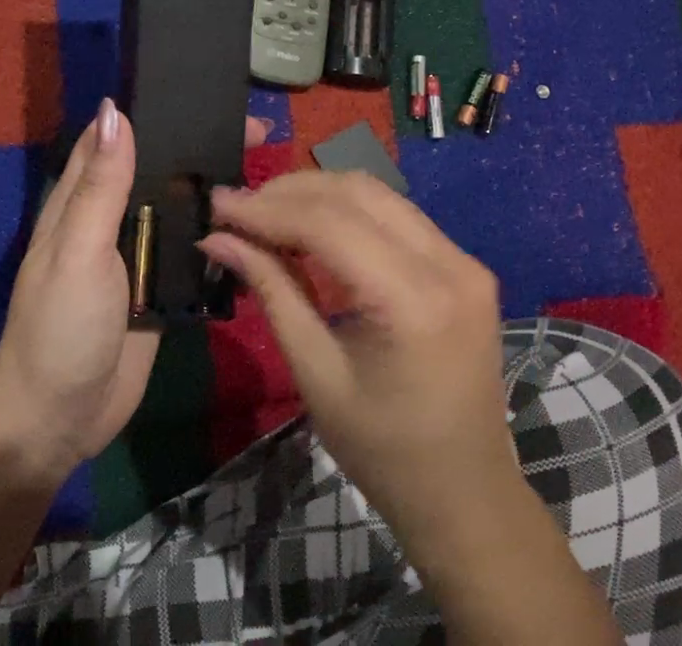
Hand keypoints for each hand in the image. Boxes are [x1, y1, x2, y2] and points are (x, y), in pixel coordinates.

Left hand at [0, 99, 271, 474]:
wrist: (60, 419)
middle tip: (263, 134)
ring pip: (180, 214)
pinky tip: (261, 228)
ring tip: (274, 173)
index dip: (157, 113)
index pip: (119, 140)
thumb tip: (115, 110)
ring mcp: (138, 260)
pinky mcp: (161, 294)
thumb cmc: (59, 328)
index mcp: (80, 203)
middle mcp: (111, 223)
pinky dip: (221, 240)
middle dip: (201, 151)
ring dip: (215, 194)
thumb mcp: (77, 252)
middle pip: (158, 174)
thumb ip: (100, 187)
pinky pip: (193, 257)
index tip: (210, 93)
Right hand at [198, 171, 516, 540]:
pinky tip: (309, 228)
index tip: (216, 204)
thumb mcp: (315, 372)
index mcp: (413, 301)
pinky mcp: (464, 267)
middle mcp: (450, 265)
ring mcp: (465, 262)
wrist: (463, 491)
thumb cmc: (382, 448)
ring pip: (378, 194)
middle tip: (236, 209)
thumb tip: (217, 238)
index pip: (329, 224)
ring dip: (317, 195)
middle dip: (289, 191)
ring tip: (264, 214)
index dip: (266, 209)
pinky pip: (397, 217)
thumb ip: (271, 291)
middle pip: (357, 192)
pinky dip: (347, 213)